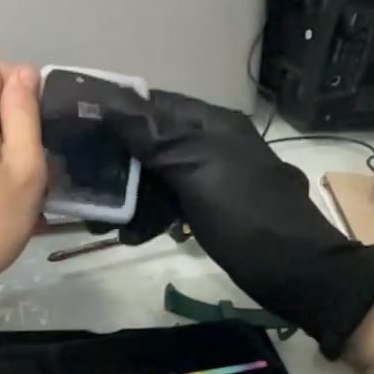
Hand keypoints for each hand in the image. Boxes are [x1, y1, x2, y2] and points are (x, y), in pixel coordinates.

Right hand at [95, 86, 373, 358]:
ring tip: (101, 220)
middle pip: (152, 141)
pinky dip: (151, 215)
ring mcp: (212, 176)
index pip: (153, 103)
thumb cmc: (246, 216)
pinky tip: (131, 235)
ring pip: (158, 175)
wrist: (297, 272)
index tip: (76, 127)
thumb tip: (110, 101)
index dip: (115, 112)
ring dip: (130, 195)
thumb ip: (154, 137)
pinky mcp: (212, 206)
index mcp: (211, 124)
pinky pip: (172, 201)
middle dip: (117, 161)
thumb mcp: (197, 172)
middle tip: (82, 180)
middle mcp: (211, 142)